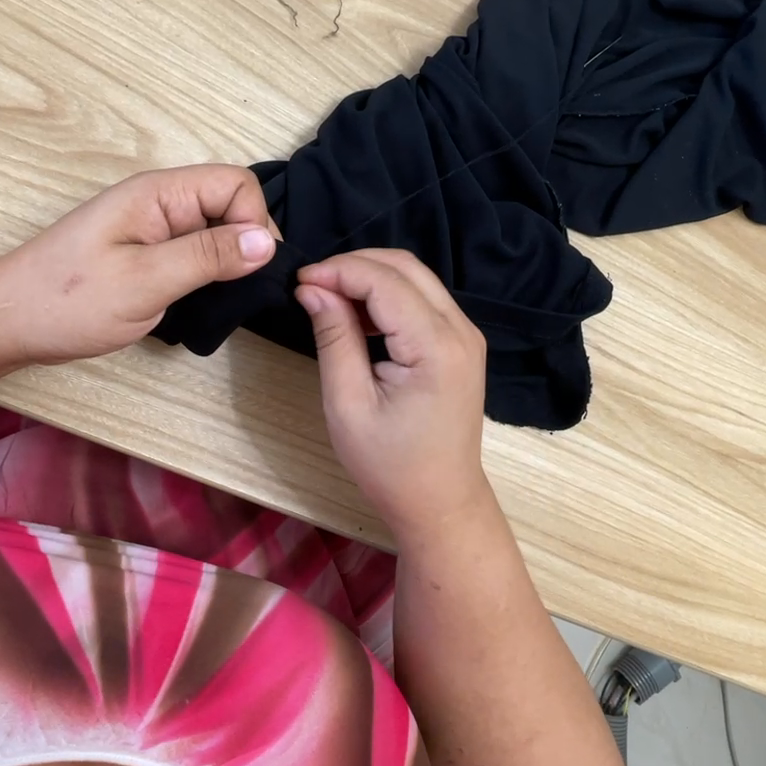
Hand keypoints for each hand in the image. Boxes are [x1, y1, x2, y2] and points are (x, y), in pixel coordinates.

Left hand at [0, 165, 277, 365]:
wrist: (7, 323)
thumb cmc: (67, 301)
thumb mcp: (144, 281)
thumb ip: (207, 257)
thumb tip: (267, 241)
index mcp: (158, 194)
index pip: (235, 184)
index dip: (253, 222)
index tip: (249, 269)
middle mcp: (161, 203)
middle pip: (231, 204)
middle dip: (247, 242)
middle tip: (239, 289)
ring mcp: (155, 228)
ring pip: (218, 230)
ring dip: (231, 260)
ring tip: (225, 297)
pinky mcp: (151, 253)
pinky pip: (199, 251)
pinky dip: (213, 272)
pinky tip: (207, 298)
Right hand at [295, 249, 489, 535]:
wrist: (440, 501)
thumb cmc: (390, 465)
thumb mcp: (348, 405)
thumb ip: (334, 338)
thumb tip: (312, 288)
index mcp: (436, 347)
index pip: (385, 281)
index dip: (339, 270)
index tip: (299, 280)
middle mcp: (461, 329)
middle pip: (405, 266)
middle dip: (354, 264)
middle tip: (311, 284)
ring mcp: (466, 333)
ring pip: (416, 276)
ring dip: (370, 276)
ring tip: (328, 296)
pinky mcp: (460, 341)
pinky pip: (423, 298)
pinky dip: (387, 293)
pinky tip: (357, 313)